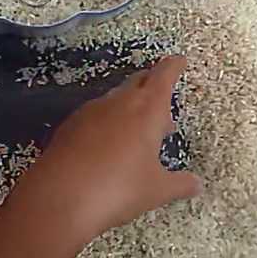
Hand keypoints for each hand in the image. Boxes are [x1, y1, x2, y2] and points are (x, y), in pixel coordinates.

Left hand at [0, 56, 202, 254]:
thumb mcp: (156, 190)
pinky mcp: (70, 126)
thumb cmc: (118, 189)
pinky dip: (108, 121)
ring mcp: (90, 112)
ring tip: (138, 127)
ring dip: (130, 106)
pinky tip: (107, 143)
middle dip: (152, 84)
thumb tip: (197, 184)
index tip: (179, 59)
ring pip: (116, 98)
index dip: (173, 66)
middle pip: (138, 82)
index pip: (163, 77)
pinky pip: (95, 115)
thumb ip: (179, 184)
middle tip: (162, 95)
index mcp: (147, 111)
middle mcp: (119, 103)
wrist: (59, 198)